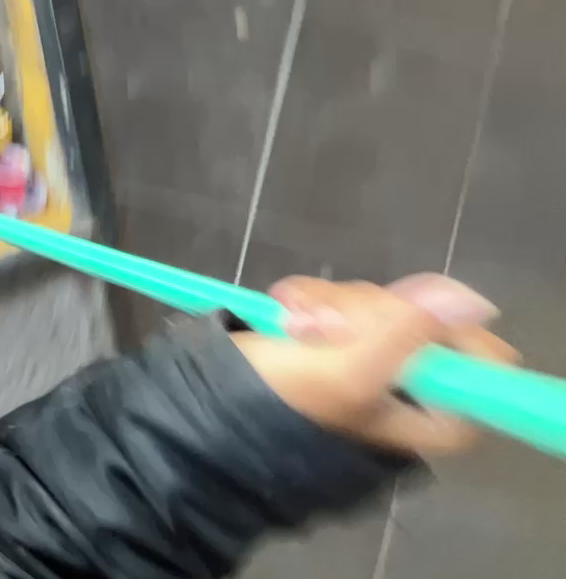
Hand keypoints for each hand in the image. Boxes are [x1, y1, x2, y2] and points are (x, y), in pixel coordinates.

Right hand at [231, 274, 518, 456]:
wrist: (223, 392)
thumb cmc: (290, 395)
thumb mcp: (347, 370)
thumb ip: (402, 332)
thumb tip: (464, 295)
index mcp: (441, 407)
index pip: (480, 351)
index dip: (436, 325)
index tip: (389, 321)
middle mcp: (415, 377)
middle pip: (415, 314)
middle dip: (358, 311)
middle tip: (320, 329)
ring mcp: (374, 349)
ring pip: (369, 299)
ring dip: (323, 301)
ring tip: (292, 324)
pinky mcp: (337, 330)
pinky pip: (336, 295)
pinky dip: (305, 296)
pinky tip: (286, 311)